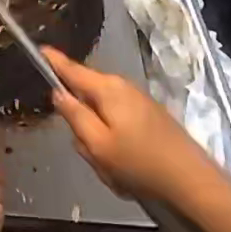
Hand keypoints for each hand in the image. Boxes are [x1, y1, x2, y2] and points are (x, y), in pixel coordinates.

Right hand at [44, 46, 224, 208]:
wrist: (192, 181)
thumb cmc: (139, 163)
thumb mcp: (97, 144)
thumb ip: (74, 115)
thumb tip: (57, 93)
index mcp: (107, 89)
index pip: (72, 69)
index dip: (53, 61)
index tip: (39, 50)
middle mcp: (123, 88)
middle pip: (85, 96)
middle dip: (80, 123)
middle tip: (90, 152)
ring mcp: (138, 102)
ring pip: (100, 116)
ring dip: (98, 141)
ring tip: (111, 168)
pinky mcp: (148, 117)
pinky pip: (116, 126)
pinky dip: (114, 146)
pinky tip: (126, 169)